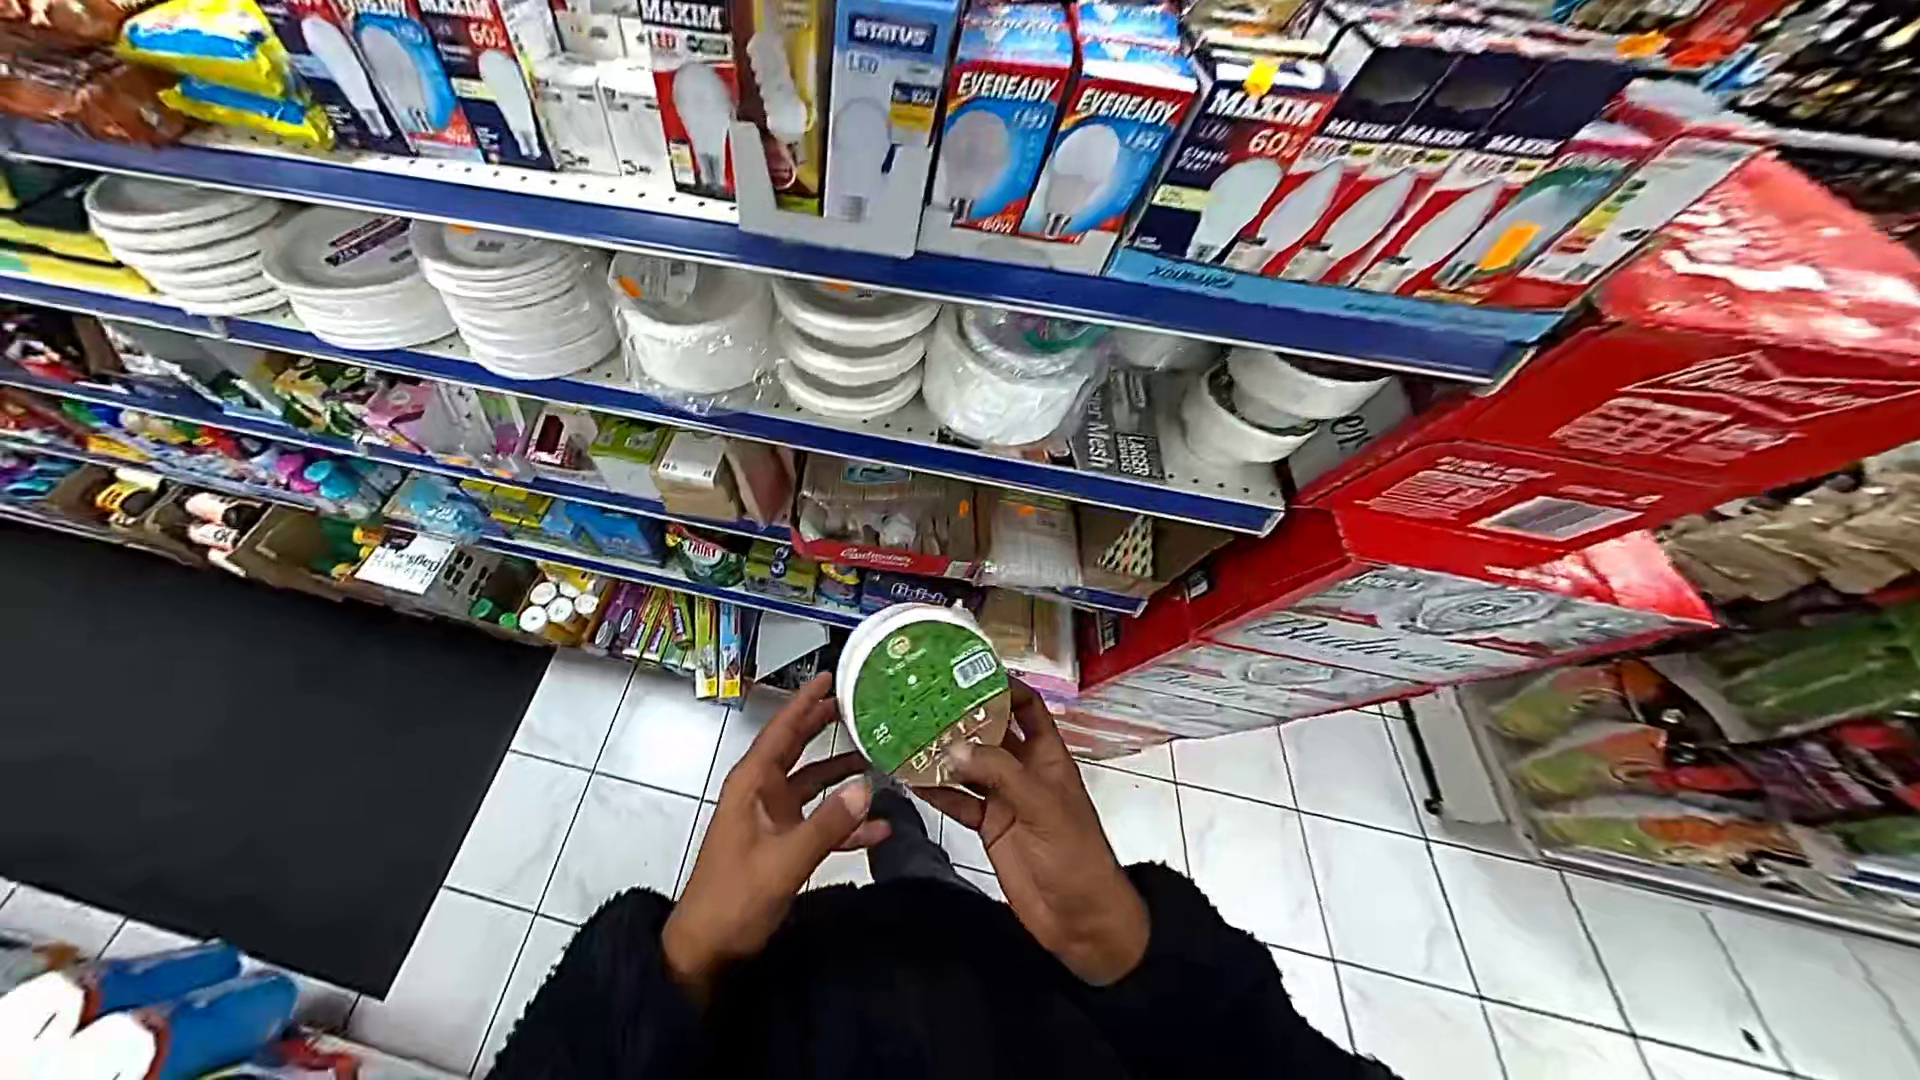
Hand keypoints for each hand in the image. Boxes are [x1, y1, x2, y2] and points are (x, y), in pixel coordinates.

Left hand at [663, 673, 887, 1002]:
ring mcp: (774, 815)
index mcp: (753, 783)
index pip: (782, 729)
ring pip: (815, 781)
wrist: (707, 951)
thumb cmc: (734, 898)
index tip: (829, 676)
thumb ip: (827, 824)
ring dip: (843, 772)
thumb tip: (866, 787)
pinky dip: (845, 820)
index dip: (805, 701)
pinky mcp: (785, 840)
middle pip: (799, 746)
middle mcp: (763, 791)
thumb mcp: (784, 860)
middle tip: (859, 704)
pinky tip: (878, 827)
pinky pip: (820, 819)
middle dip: (826, 724)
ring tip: (878, 756)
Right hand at [916, 679, 1148, 985]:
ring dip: (944, 754)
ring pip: (970, 766)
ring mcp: (1004, 797)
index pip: (1027, 707)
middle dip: (963, 718)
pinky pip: (959, 801)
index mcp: (1047, 754)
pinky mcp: (989, 825)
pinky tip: (912, 780)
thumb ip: (1000, 773)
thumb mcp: (1042, 805)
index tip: (969, 673)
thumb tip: (954, 747)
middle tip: (925, 701)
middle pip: (991, 733)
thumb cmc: (1074, 854)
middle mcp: (1023, 769)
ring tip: (909, 735)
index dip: (1005, 687)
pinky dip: (938, 792)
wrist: (1080, 919)